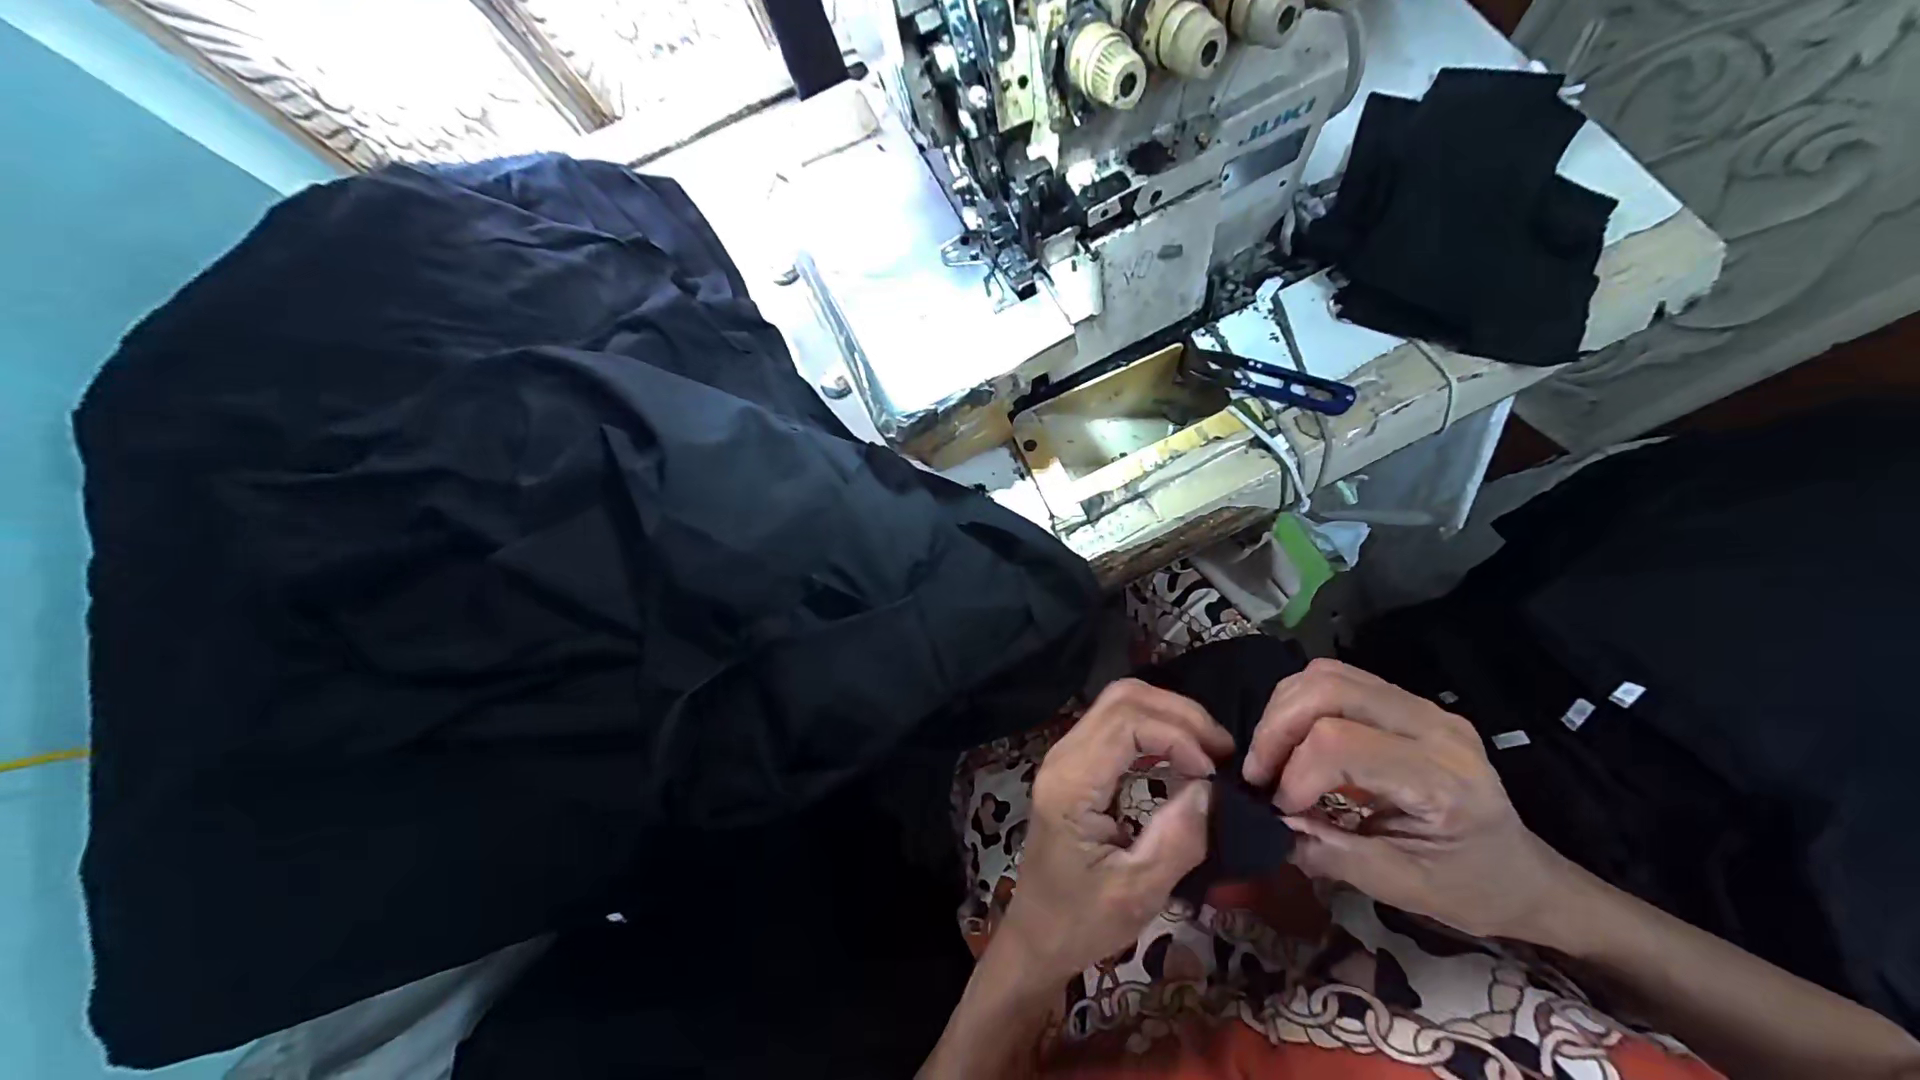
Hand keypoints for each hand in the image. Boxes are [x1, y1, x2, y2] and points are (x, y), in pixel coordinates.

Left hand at [993, 678, 1234, 983]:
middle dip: (1179, 714)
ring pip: (1119, 704)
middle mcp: (1063, 756)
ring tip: (1209, 752)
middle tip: (1221, 752)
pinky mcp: (1075, 764)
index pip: (1127, 722)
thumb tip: (1215, 788)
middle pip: (1123, 698)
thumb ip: (1179, 837)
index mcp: (1071, 783)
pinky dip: (1155, 729)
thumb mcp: (1138, 891)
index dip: (1177, 735)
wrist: (1038, 935)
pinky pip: (1116, 725)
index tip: (1213, 773)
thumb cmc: (1082, 920)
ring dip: (1169, 717)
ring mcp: (1066, 756)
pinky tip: (1182, 757)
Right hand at [1241, 658, 1576, 940]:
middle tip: (1258, 772)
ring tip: (1272, 755)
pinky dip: (1300, 702)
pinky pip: (1336, 677)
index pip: (1339, 743)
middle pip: (1327, 690)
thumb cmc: (1469, 887)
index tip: (1279, 809)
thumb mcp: (1401, 887)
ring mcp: (1421, 706)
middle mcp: (1433, 727)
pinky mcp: (1406, 700)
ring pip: (1325, 675)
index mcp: (1442, 779)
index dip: (1292, 772)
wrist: (1522, 873)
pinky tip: (1295, 739)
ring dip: (1283, 711)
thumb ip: (1331, 853)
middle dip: (1276, 729)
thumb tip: (1271, 826)